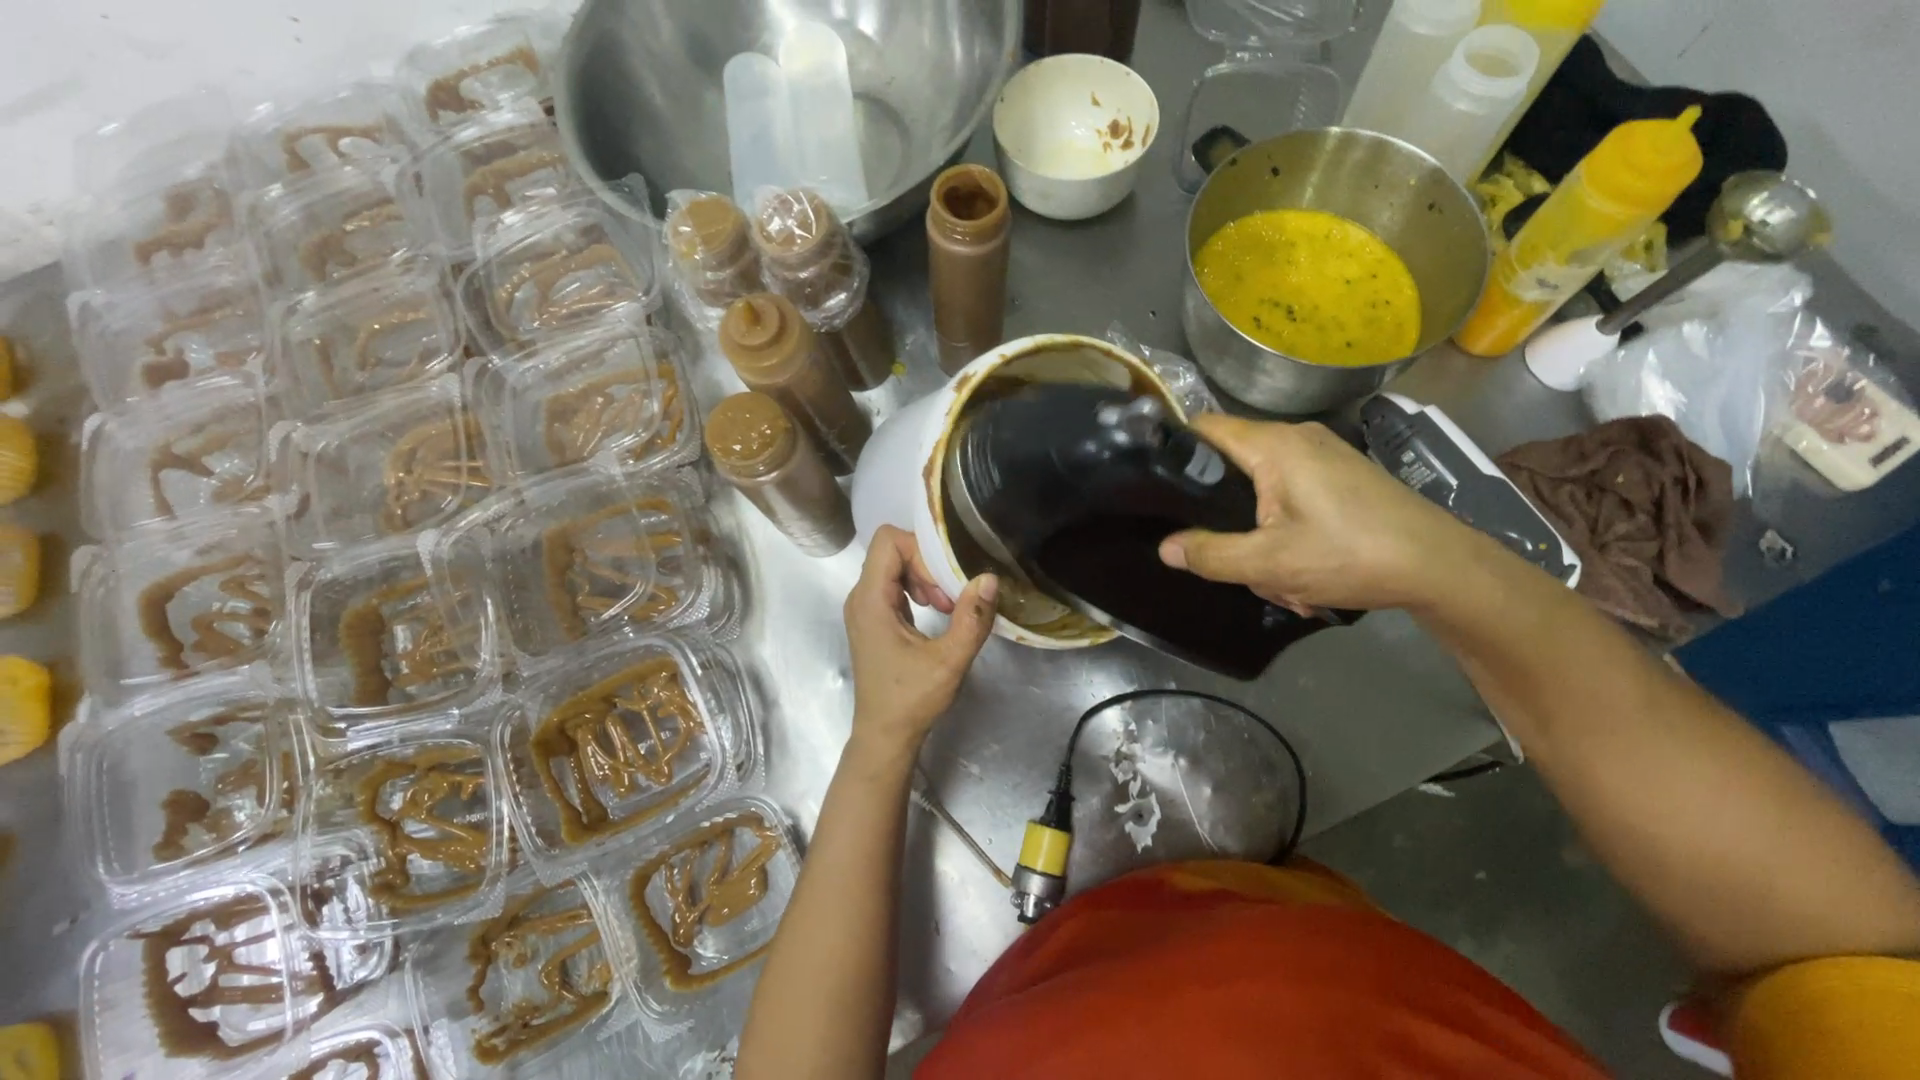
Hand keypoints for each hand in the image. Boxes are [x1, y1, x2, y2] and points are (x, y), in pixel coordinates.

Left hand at [843, 526, 998, 752]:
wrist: (885, 734)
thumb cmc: (911, 699)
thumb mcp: (949, 661)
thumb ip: (972, 619)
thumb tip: (989, 578)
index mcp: (870, 600)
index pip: (888, 540)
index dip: (921, 549)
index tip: (944, 579)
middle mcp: (860, 597)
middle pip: (891, 551)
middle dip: (926, 564)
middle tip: (949, 596)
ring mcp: (864, 609)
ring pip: (893, 567)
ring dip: (924, 577)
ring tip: (946, 607)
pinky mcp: (873, 619)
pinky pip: (893, 585)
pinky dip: (916, 590)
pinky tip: (936, 613)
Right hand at [1158, 415, 1482, 612]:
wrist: (1440, 567)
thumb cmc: (1351, 554)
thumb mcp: (1270, 564)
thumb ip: (1211, 555)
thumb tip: (1166, 548)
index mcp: (1275, 446)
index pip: (1205, 427)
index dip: (1175, 450)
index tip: (1156, 485)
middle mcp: (1298, 439)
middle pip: (1233, 466)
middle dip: (1225, 515)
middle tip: (1228, 554)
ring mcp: (1324, 456)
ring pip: (1263, 491)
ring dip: (1261, 535)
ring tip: (1277, 575)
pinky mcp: (1342, 477)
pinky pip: (1292, 498)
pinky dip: (1288, 533)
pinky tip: (1302, 570)